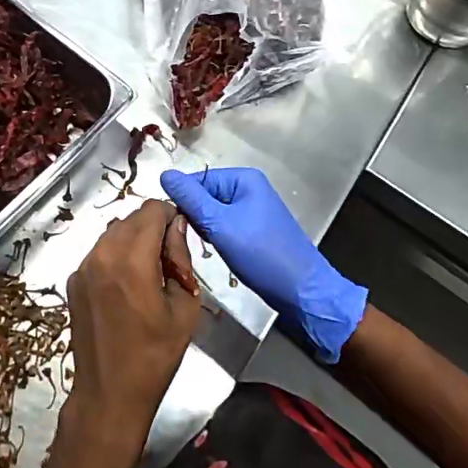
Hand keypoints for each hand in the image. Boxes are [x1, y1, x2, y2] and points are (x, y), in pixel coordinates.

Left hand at [65, 200, 201, 450]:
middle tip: (171, 258)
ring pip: (112, 233)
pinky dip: (116, 255)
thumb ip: (181, 261)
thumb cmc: (155, 356)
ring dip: (133, 239)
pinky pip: (99, 252)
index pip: (151, 211)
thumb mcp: (184, 309)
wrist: (109, 392)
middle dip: (153, 228)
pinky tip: (128, 285)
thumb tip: (177, 230)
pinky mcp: (73, 278)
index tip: (182, 235)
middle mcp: (100, 254)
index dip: (171, 216)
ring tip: (151, 271)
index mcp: (130, 259)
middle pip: (131, 218)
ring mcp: (82, 265)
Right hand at [160, 167, 367, 362]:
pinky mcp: (254, 229)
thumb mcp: (219, 224)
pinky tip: (219, 250)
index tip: (176, 223)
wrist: (304, 293)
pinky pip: (224, 225)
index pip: (196, 180)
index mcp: (243, 178)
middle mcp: (249, 188)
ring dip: (204, 228)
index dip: (183, 200)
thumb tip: (164, 174)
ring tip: (208, 245)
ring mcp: (253, 209)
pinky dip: (217, 236)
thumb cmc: (262, 255)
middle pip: (204, 195)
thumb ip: (190, 198)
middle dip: (194, 215)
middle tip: (194, 237)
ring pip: (212, 212)